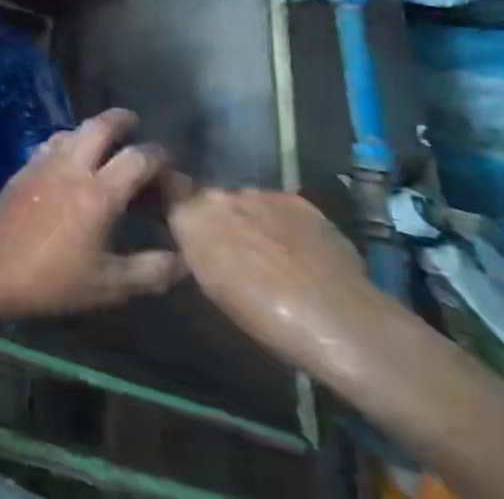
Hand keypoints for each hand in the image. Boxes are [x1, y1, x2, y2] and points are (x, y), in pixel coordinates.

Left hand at [0, 109, 182, 318]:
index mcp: (98, 193)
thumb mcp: (109, 284)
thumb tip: (183, 260)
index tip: (171, 166)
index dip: (160, 157)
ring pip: (71, 132)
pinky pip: (50, 144)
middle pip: (99, 127)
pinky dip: (67, 142)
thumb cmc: (54, 279)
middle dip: (120, 120)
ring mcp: (43, 165)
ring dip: (91, 130)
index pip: (138, 158)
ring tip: (104, 143)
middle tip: (134, 124)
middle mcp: (71, 169)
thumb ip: (151, 271)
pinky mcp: (23, 170)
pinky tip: (70, 159)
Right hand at [167, 185, 394, 377]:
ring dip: (251, 218)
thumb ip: (196, 247)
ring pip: (247, 202)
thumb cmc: (259, 314)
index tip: (178, 212)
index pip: (168, 187)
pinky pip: (280, 207)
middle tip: (231, 245)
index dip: (174, 197)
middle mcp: (220, 195)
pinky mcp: (299, 201)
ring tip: (270, 251)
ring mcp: (262, 194)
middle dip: (218, 215)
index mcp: (191, 216)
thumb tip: (195, 236)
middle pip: (211, 197)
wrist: (334, 316)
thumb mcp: (210, 284)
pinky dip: (283, 222)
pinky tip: (299, 250)